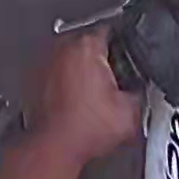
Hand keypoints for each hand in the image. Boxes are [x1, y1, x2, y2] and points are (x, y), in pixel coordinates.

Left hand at [25, 28, 142, 165]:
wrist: (53, 148)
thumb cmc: (84, 128)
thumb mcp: (128, 113)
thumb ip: (141, 93)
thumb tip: (143, 88)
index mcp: (88, 45)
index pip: (110, 30)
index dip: (121, 45)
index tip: (125, 58)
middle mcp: (65, 45)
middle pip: (90, 41)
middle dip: (100, 58)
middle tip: (109, 81)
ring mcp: (48, 58)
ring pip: (72, 54)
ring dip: (81, 66)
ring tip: (89, 92)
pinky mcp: (35, 74)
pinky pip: (56, 68)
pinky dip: (64, 77)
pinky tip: (72, 98)